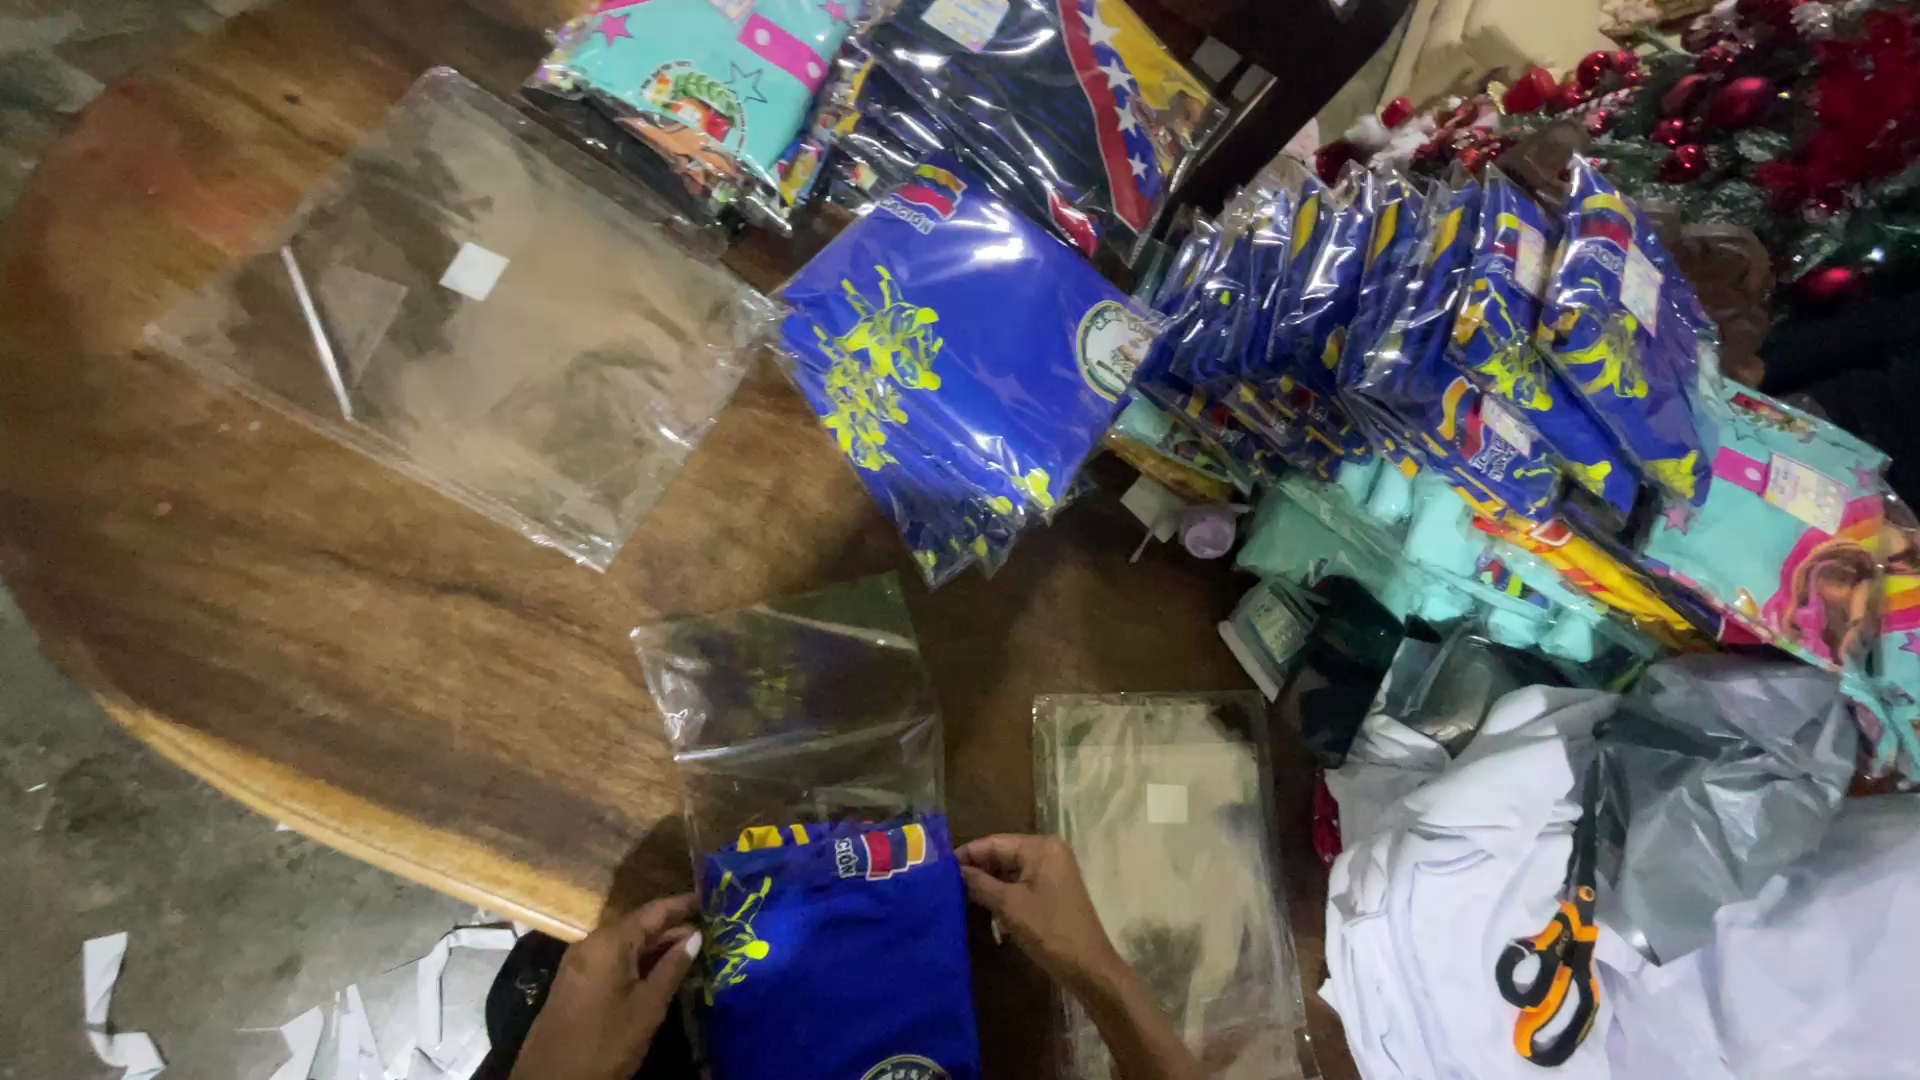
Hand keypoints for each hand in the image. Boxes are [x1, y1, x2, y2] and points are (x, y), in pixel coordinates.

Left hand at [510, 895, 702, 1079]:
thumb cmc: (604, 1044)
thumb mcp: (648, 1007)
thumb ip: (674, 966)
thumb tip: (696, 936)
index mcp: (610, 942)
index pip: (655, 911)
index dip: (684, 904)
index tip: (711, 899)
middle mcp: (592, 943)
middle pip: (640, 925)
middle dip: (674, 927)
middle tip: (708, 928)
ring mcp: (579, 962)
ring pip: (627, 943)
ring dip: (657, 945)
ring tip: (691, 947)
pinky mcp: (574, 982)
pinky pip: (613, 958)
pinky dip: (638, 959)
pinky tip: (660, 969)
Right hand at [956, 834, 1123, 993]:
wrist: (1088, 967)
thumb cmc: (1049, 930)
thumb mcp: (1009, 906)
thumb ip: (980, 884)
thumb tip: (954, 871)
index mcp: (1041, 847)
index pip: (995, 842)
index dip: (967, 853)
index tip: (940, 866)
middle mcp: (1048, 851)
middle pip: (1002, 854)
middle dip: (977, 869)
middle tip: (945, 882)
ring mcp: (1052, 871)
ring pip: (1010, 871)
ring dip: (988, 883)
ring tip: (957, 894)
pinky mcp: (1052, 890)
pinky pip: (1020, 884)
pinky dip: (1002, 893)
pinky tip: (982, 905)